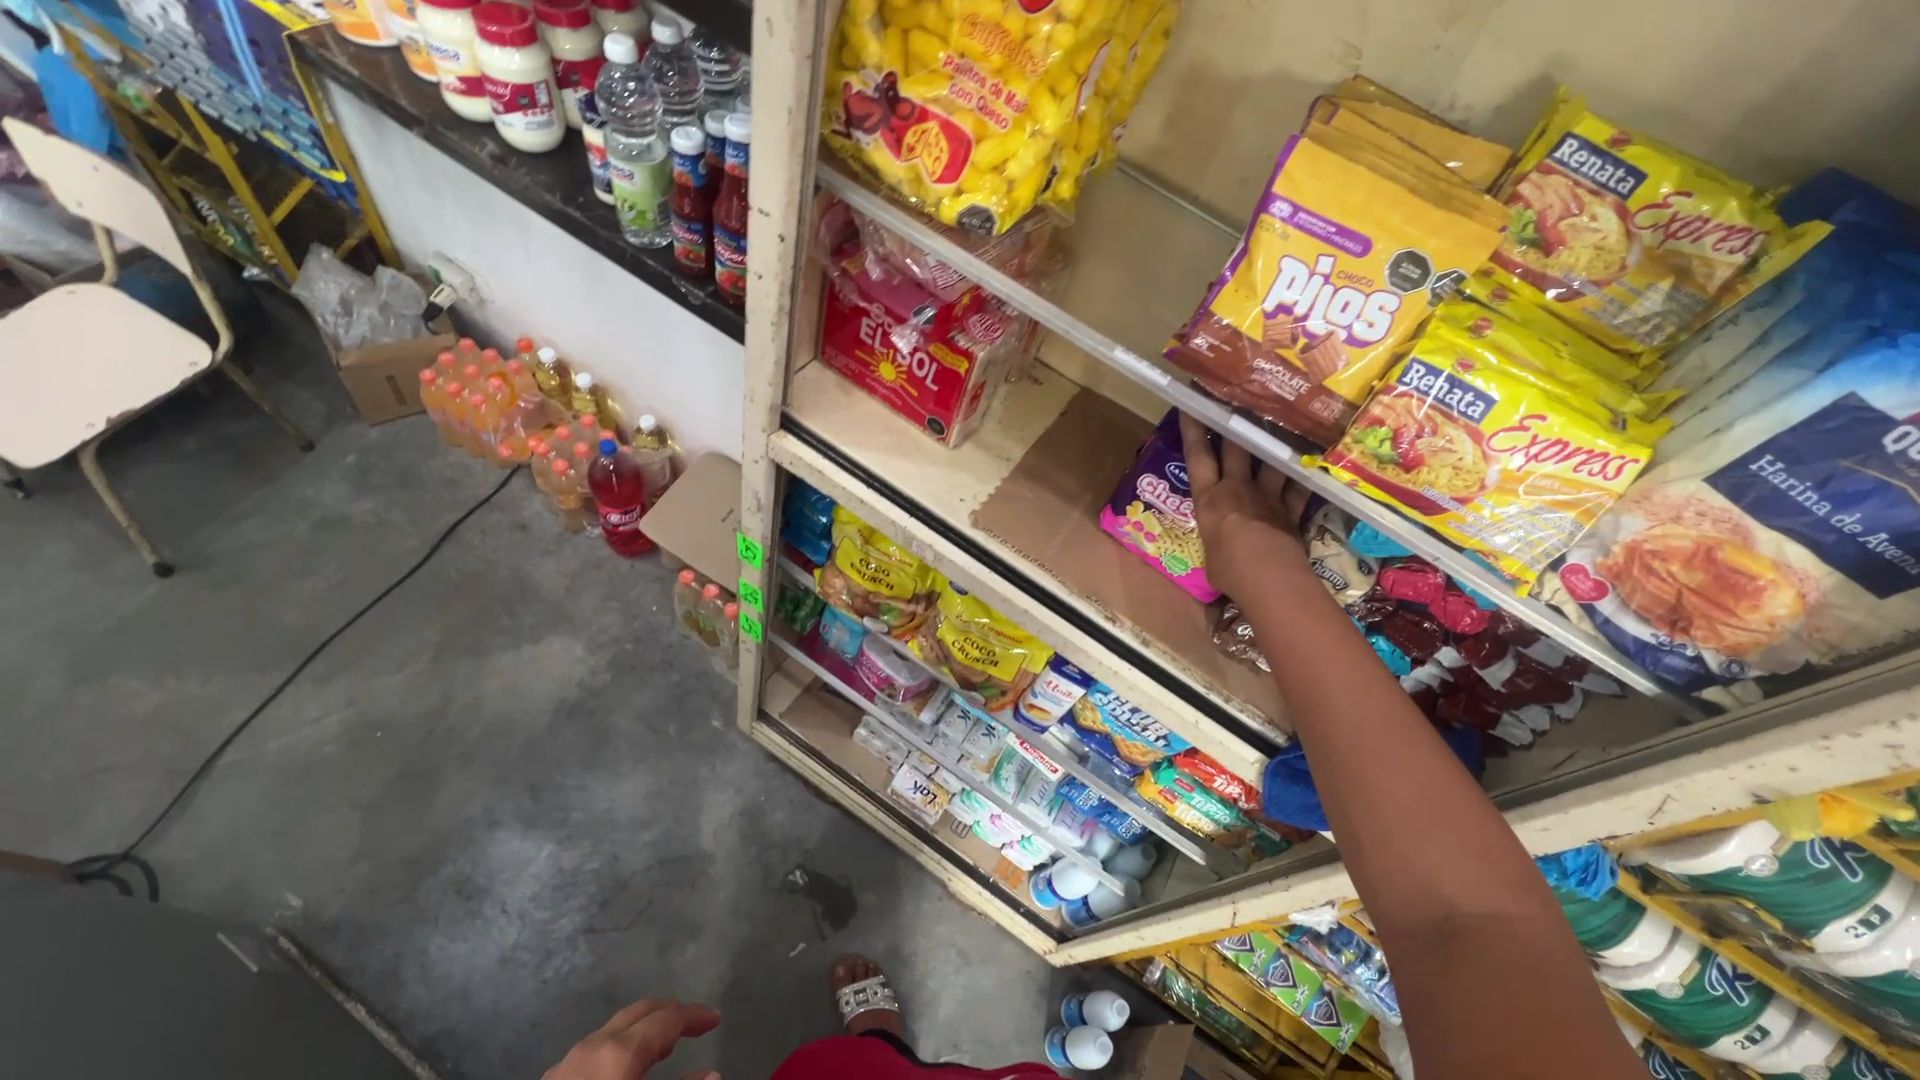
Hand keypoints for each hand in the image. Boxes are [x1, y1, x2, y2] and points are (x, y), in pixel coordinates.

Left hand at [543, 1000, 721, 1079]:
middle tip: (694, 1024)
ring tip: (665, 1048)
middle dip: (669, 1013)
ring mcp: (565, 1064)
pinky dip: (619, 1049)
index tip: (716, 1019)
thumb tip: (711, 1075)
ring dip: (643, 1031)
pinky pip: (593, 1051)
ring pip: (613, 1031)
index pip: (667, 1018)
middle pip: (638, 1012)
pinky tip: (622, 1073)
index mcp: (620, 1052)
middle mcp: (592, 1046)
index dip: (694, 1016)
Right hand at [1178, 411, 1312, 601]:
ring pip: (1269, 460)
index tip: (1192, 406)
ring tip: (1276, 421)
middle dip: (1233, 425)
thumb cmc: (1228, 571)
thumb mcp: (1210, 555)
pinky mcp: (1291, 509)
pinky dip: (1301, 474)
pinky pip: (1297, 486)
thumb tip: (1221, 548)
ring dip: (1272, 442)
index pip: (1197, 458)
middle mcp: (1236, 490)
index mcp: (1208, 500)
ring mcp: (1267, 497)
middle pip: (1234, 449)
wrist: (1269, 579)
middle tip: (1235, 401)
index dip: (1193, 431)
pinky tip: (1308, 460)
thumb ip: (1216, 540)